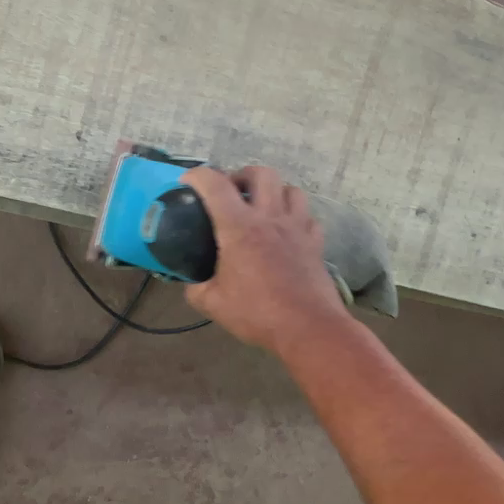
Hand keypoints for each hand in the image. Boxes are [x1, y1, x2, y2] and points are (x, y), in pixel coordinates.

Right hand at [181, 165, 352, 352]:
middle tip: (232, 193)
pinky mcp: (316, 244)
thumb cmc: (256, 313)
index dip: (197, 175)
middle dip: (242, 176)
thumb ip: (194, 287)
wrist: (308, 329)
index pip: (214, 184)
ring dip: (273, 192)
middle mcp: (270, 218)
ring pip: (291, 189)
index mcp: (239, 227)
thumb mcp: (211, 303)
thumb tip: (189, 280)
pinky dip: (296, 217)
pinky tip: (286, 232)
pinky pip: (308, 217)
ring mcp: (297, 229)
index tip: (187, 182)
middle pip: (262, 174)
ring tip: (262, 208)